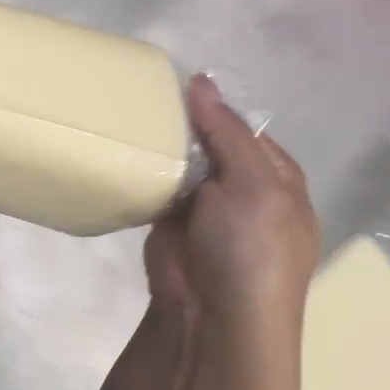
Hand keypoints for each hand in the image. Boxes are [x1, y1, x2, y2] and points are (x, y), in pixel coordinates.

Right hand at [88, 76, 318, 389]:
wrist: (215, 312)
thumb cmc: (251, 248)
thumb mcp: (255, 186)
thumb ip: (227, 132)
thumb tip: (200, 80)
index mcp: (275, 177)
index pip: (241, 125)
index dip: (210, 103)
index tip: (167, 78)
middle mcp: (242, 185)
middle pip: (205, 137)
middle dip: (176, 118)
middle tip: (132, 89)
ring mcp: (204, 201)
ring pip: (175, 155)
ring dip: (153, 140)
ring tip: (114, 108)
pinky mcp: (168, 213)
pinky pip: (152, 177)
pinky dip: (137, 163)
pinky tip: (114, 145)